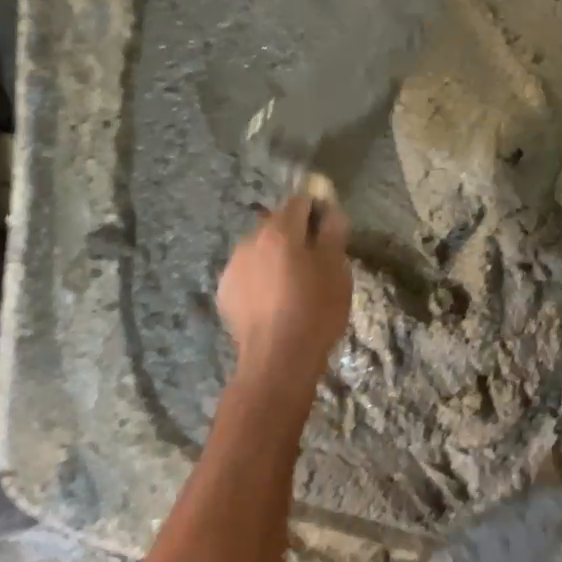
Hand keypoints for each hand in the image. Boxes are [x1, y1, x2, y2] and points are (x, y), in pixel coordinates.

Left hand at [218, 195, 351, 391]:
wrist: (278, 360)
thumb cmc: (315, 312)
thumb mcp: (337, 272)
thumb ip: (333, 234)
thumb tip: (331, 209)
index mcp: (280, 231)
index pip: (299, 201)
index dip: (317, 210)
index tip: (330, 231)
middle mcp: (250, 241)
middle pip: (276, 225)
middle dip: (295, 236)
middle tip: (315, 264)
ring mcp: (233, 267)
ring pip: (259, 250)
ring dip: (275, 258)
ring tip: (292, 287)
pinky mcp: (225, 293)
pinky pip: (247, 275)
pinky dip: (260, 280)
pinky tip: (273, 304)